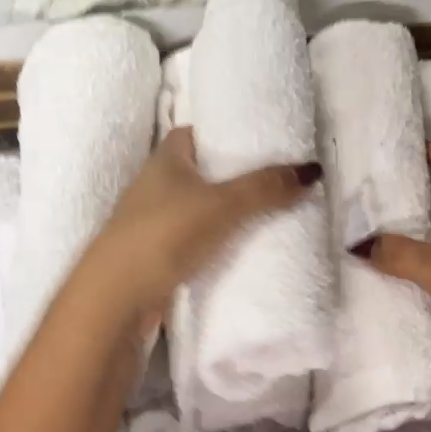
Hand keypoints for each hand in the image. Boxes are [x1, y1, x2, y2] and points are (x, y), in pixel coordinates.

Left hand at [84, 126, 318, 320]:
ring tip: (265, 217)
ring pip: (195, 211)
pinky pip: (192, 243)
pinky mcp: (155, 259)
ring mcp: (151, 224)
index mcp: (164, 159)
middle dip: (230, 178)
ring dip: (222, 215)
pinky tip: (238, 253)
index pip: (194, 134)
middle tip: (272, 183)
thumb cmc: (165, 234)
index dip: (222, 134)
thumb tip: (312, 170)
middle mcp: (153, 186)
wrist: (118, 297)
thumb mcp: (223, 205)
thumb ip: (266, 188)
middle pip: (198, 174)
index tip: (257, 143)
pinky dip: (213, 245)